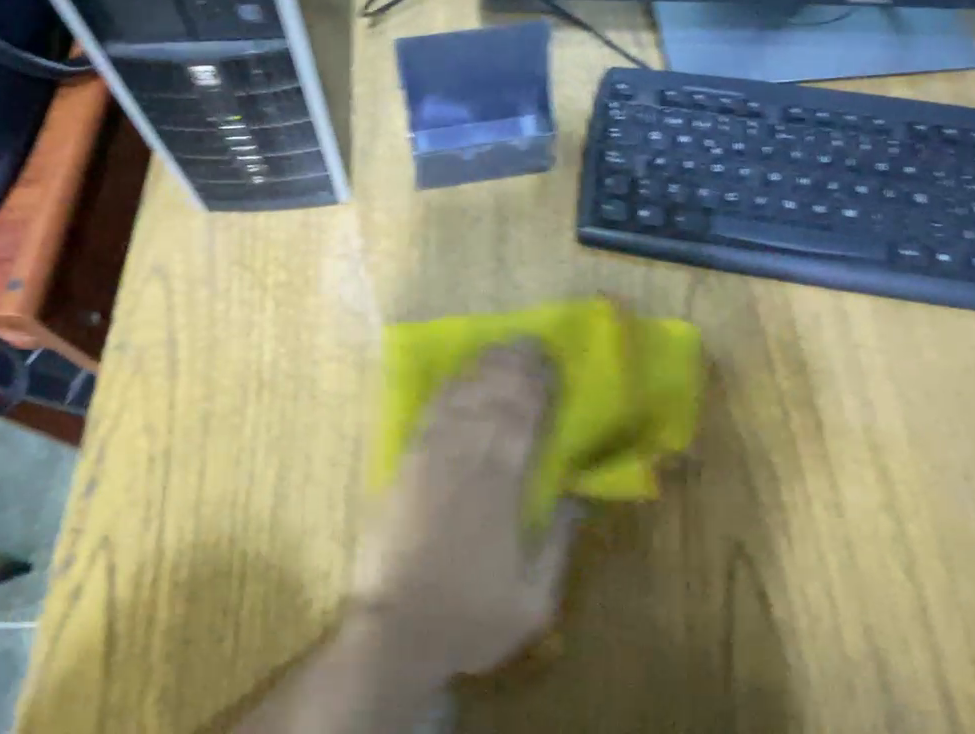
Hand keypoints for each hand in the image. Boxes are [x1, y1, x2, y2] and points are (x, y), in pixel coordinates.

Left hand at [349, 339, 579, 678]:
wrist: (395, 632)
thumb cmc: (470, 618)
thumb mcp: (533, 599)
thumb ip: (558, 541)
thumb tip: (579, 493)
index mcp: (501, 491)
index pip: (522, 422)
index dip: (536, 388)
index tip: (551, 363)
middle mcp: (466, 464)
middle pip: (492, 401)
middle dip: (512, 368)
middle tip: (530, 342)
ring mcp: (429, 463)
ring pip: (461, 401)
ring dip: (482, 370)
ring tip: (500, 348)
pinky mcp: (403, 469)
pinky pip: (429, 418)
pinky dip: (446, 392)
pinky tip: (457, 377)